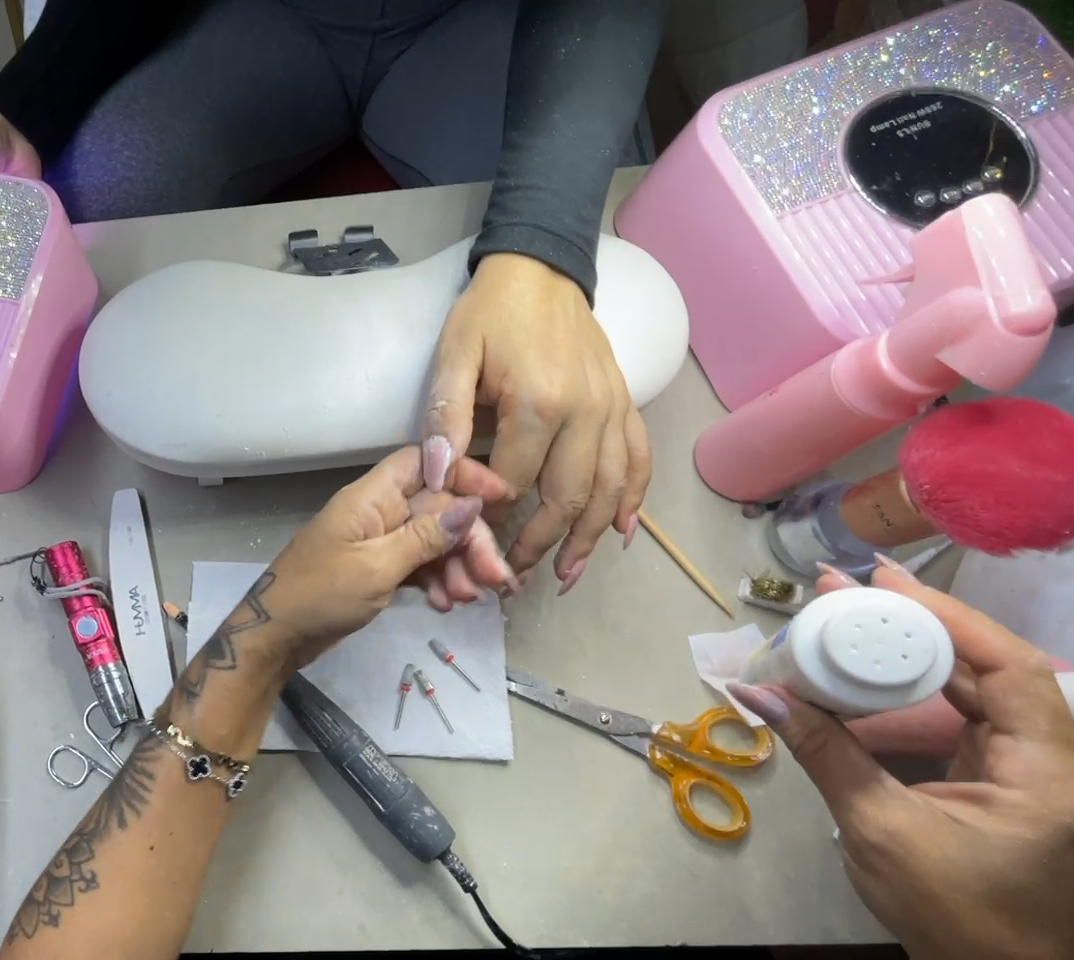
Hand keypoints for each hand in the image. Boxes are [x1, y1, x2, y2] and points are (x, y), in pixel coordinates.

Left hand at [259, 446, 512, 671]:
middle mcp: (376, 512)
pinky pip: (417, 565)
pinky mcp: (377, 569)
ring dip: (456, 566)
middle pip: (436, 509)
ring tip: (469, 598)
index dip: (463, 473)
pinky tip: (445, 604)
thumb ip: (426, 536)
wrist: (278, 636)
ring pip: (431, 540)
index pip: (423, 463)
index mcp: (370, 497)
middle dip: (469, 540)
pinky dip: (435, 581)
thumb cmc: (320, 594)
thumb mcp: (377, 567)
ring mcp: (376, 541)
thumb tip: (472, 505)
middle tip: (494, 578)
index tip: (500, 499)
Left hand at [422, 253, 649, 593]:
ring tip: (568, 575)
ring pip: (608, 489)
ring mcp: (613, 409)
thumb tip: (436, 476)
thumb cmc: (488, 314)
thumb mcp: (453, 358)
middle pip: (567, 498)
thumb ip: (445, 419)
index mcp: (539, 406)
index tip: (471, 542)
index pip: (514, 484)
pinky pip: (637, 459)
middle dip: (542, 544)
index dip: (490, 518)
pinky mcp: (625, 403)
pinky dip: (632, 499)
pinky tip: (622, 532)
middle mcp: (586, 414)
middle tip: (516, 577)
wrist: (541, 268)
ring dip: (588, 537)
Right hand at [728, 557, 1073, 959]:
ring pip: (976, 692)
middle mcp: (1049, 764)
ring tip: (855, 618)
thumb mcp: (876, 824)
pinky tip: (873, 673)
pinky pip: (960, 720)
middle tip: (853, 588)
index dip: (949, 620)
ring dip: (915, 654)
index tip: (884, 585)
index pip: (1011, 671)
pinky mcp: (997, 784)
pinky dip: (913, 691)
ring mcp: (1024, 774)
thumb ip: (822, 750)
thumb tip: (754, 692)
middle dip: (922, 625)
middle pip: (993, 672)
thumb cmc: (943, 909)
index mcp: (1046, 775)